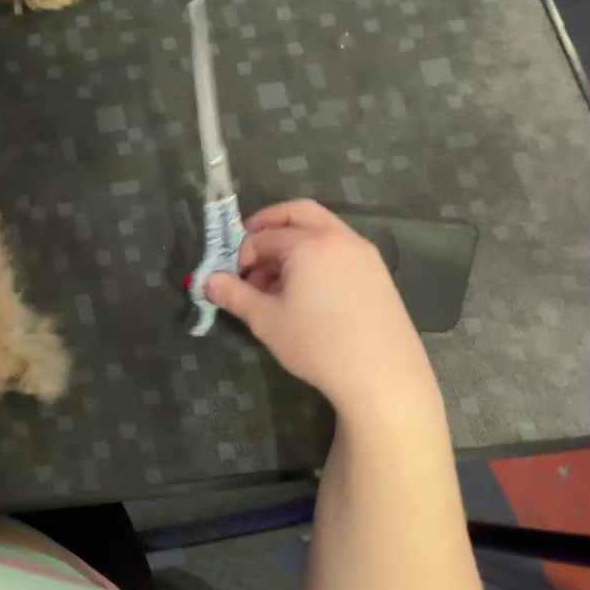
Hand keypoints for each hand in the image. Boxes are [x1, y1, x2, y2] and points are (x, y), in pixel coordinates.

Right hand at [205, 200, 438, 417]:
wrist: (382, 376)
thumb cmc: (317, 343)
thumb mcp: (265, 320)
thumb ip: (233, 294)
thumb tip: (207, 282)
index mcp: (311, 245)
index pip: (264, 236)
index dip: (241, 254)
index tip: (231, 278)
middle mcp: (340, 239)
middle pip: (298, 214)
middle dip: (267, 225)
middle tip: (247, 250)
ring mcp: (364, 255)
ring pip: (320, 231)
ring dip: (290, 243)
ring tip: (273, 282)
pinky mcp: (377, 273)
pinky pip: (337, 250)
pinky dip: (313, 256)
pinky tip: (302, 292)